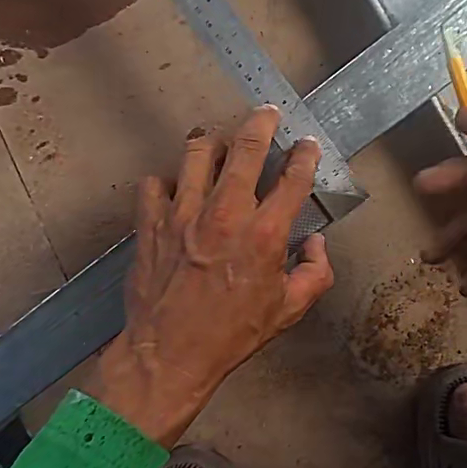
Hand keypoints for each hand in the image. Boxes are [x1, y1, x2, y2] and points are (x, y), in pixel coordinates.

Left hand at [85, 105, 336, 445]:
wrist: (170, 354)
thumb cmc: (232, 334)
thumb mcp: (288, 311)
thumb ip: (315, 273)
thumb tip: (316, 244)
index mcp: (265, 234)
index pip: (293, 178)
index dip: (305, 156)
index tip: (307, 145)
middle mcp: (225, 213)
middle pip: (246, 147)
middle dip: (261, 123)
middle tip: (266, 113)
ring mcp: (183, 213)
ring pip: (197, 152)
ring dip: (213, 142)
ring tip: (219, 142)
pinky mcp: (151, 222)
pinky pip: (155, 182)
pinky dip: (167, 181)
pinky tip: (175, 190)